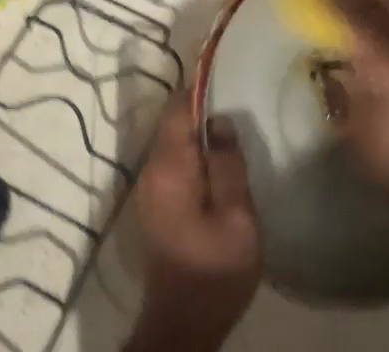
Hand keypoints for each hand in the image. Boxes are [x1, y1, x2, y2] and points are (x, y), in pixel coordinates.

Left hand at [126, 95, 260, 350]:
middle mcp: (151, 170)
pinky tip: (223, 155)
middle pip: (173, 121)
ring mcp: (150, 187)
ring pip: (173, 141)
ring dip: (200, 128)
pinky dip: (196, 149)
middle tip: (238, 92)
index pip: (177, 109)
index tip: (223, 65)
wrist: (183, 322)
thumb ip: (229, 165)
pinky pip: (175, 160)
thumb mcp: (236, 219)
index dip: (199, 85)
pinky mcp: (157, 202)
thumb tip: (221, 119)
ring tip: (236, 119)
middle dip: (201, 104)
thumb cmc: (214, 271)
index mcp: (169, 169)